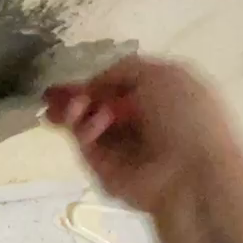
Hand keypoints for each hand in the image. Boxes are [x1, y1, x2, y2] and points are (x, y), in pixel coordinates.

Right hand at [45, 55, 242, 213]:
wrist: (189, 172)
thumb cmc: (186, 117)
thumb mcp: (163, 75)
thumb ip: (124, 70)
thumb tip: (92, 84)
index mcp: (158, 93)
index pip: (117, 84)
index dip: (94, 79)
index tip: (70, 77)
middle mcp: (136, 118)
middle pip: (94, 103)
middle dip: (74, 95)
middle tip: (54, 95)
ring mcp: (118, 144)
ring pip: (84, 122)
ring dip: (75, 110)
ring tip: (76, 107)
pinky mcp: (101, 167)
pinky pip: (84, 143)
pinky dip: (81, 130)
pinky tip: (90, 126)